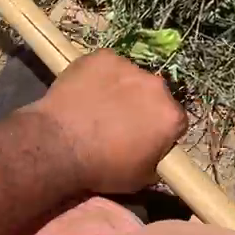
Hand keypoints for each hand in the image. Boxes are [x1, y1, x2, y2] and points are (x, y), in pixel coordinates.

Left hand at [24, 51, 185, 193]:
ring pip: (129, 77)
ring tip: (97, 106)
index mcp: (170, 115)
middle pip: (154, 94)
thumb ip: (156, 159)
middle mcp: (156, 85)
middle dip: (142, 105)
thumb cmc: (103, 167)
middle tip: (118, 121)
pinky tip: (85, 92)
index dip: (160, 130)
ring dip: (120, 89)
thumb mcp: (141, 178)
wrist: (59, 144)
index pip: (175, 120)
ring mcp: (128, 66)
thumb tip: (156, 152)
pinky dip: (99, 76)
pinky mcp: (102, 56)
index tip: (144, 137)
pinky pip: (106, 65)